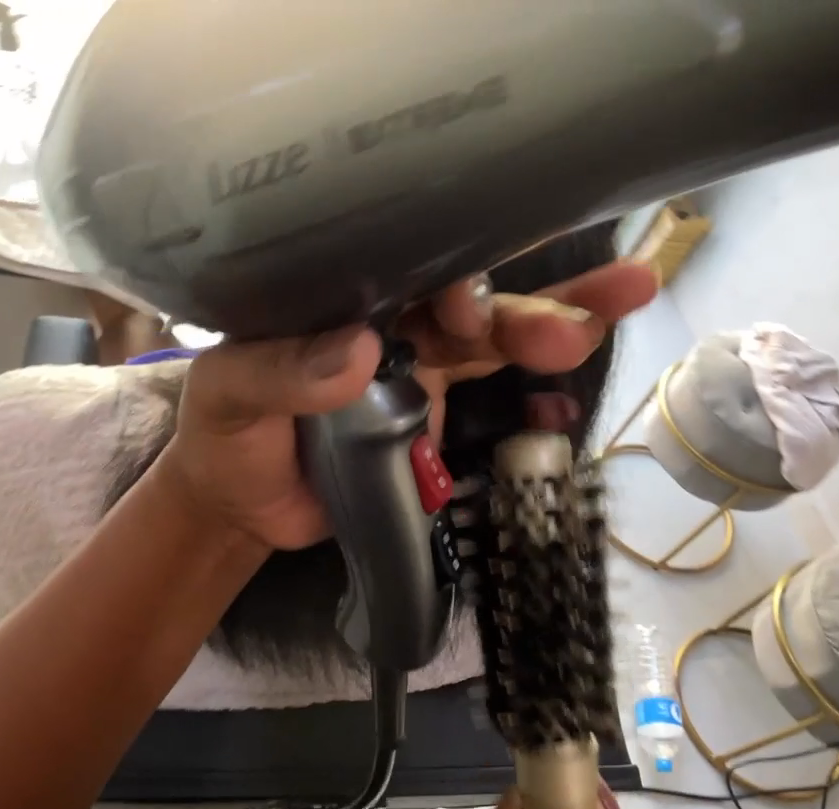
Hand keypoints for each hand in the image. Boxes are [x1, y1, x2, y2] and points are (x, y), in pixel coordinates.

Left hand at [153, 263, 658, 550]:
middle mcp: (386, 326)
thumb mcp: (230, 399)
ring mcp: (416, 375)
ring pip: (491, 344)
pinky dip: (532, 400)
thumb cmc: (225, 439)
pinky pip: (489, 405)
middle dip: (529, 305)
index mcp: (338, 303)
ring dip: (550, 331)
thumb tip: (361, 353)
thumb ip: (279, 374)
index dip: (449, 282)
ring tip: (613, 314)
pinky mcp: (429, 423)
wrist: (242, 508)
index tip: (470, 313)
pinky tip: (569, 402)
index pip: (404, 271)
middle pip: (467, 304)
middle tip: (591, 312)